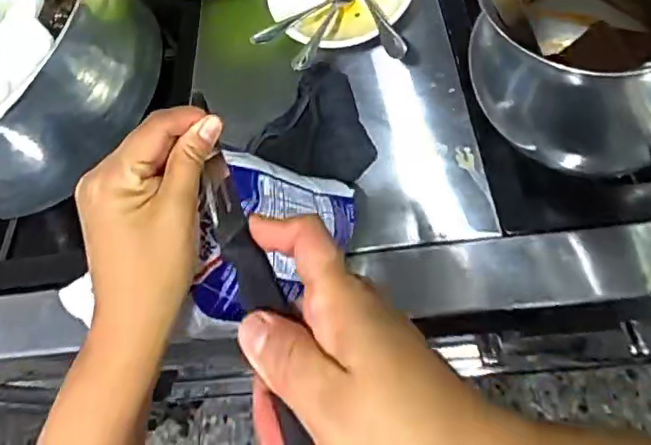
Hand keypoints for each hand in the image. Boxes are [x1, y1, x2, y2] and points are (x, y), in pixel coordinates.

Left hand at [74, 106, 221, 340]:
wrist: (133, 326)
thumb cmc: (157, 271)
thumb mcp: (179, 207)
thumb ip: (192, 157)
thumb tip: (210, 121)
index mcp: (109, 175)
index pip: (154, 127)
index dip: (190, 120)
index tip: (221, 126)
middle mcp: (97, 177)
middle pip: (149, 138)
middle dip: (185, 139)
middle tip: (218, 151)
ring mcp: (100, 192)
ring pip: (148, 154)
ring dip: (179, 155)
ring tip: (206, 168)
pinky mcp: (109, 205)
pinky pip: (141, 173)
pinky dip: (167, 172)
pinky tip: (186, 183)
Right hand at [238, 215, 525, 444]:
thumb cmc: (402, 424)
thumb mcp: (327, 398)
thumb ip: (285, 357)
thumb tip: (252, 323)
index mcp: (343, 300)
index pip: (308, 239)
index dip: (276, 227)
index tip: (248, 229)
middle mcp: (359, 308)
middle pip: (298, 310)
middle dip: (273, 352)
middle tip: (267, 403)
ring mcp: (372, 337)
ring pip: (312, 350)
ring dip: (292, 387)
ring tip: (294, 434)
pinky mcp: (382, 366)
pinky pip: (335, 371)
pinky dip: (317, 399)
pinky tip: (319, 434)